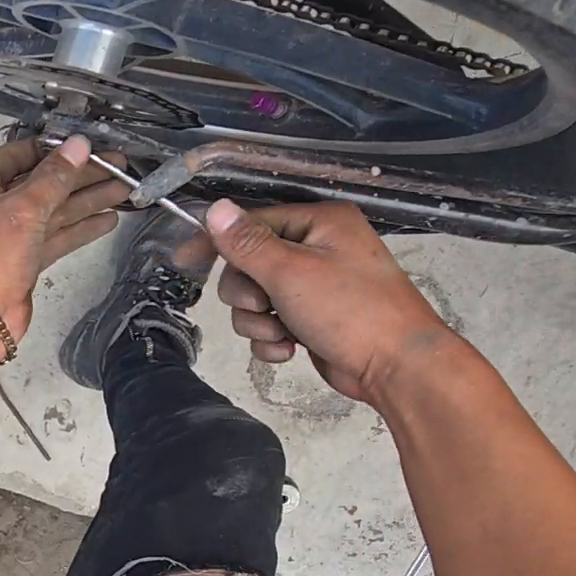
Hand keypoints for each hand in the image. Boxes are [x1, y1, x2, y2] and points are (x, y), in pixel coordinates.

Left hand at [0, 135, 130, 339]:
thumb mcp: (24, 208)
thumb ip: (54, 176)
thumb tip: (78, 145)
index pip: (18, 155)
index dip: (52, 148)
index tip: (86, 142)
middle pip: (41, 183)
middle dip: (80, 175)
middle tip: (118, 164)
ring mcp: (8, 236)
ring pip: (52, 210)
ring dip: (87, 199)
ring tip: (125, 188)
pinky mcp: (23, 260)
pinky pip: (55, 236)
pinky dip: (80, 228)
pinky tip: (107, 219)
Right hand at [204, 199, 458, 403]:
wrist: (393, 365)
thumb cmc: (350, 311)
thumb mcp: (290, 272)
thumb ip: (247, 244)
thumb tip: (215, 209)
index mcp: (319, 224)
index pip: (251, 224)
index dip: (216, 242)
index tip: (183, 260)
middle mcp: (315, 248)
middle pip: (246, 266)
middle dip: (247, 295)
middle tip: (263, 306)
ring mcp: (312, 285)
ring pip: (252, 300)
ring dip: (257, 322)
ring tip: (283, 333)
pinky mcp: (308, 317)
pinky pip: (267, 323)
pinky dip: (271, 339)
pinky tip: (290, 348)